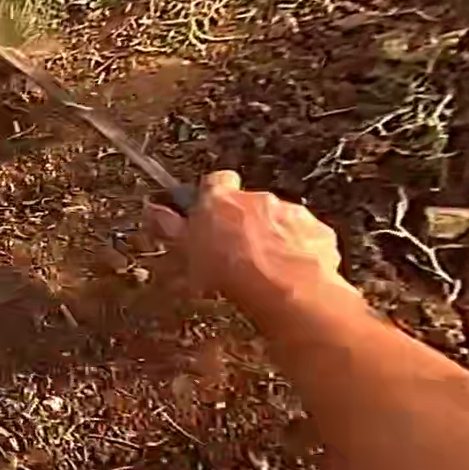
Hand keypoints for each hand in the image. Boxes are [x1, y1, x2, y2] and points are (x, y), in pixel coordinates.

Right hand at [146, 170, 359, 322]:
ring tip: (258, 269)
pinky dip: (295, 250)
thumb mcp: (183, 251)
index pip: (214, 180)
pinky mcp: (317, 232)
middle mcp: (256, 198)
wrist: (284, 289)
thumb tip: (152, 210)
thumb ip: (167, 226)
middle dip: (240, 222)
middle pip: (246, 203)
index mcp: (220, 199)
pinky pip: (303, 237)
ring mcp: (290, 213)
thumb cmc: (229, 271)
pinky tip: (284, 273)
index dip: (210, 195)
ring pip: (276, 220)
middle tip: (229, 251)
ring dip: (268, 237)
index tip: (205, 213)